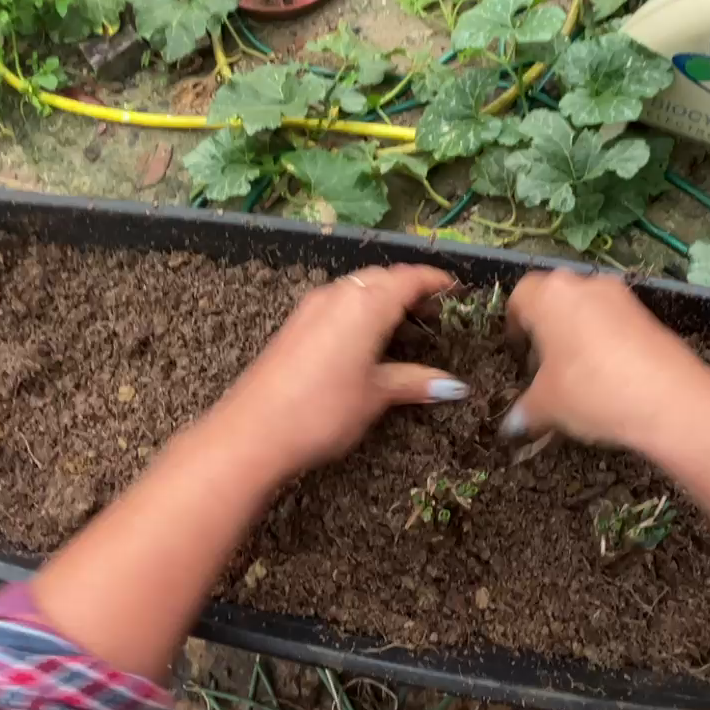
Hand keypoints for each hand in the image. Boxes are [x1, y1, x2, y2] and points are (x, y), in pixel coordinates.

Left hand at [198, 264, 464, 477]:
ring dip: (384, 297)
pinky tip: (367, 338)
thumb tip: (455, 386)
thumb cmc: (323, 410)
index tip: (458, 290)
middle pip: (383, 277)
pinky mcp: (295, 324)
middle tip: (435, 312)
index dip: (437, 281)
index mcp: (366, 303)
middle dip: (411, 288)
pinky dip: (361, 309)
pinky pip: (338, 302)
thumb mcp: (376, 395)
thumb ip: (415, 381)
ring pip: (357, 288)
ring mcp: (312, 307)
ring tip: (406, 325)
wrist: (251, 432)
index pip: (410, 278)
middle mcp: (338, 294)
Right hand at [501, 269, 709, 455]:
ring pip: (585, 309)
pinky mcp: (647, 313)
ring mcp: (620, 296)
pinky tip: (607, 375)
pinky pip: (613, 321)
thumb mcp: (547, 405)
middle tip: (543, 366)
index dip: (514, 325)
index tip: (517, 352)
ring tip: (576, 374)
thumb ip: (524, 410)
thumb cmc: (591, 390)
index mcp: (549, 295)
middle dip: (546, 329)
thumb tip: (512, 424)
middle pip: (554, 300)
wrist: (671, 399)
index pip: (519, 297)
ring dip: (576, 334)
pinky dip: (604, 341)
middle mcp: (583, 284)